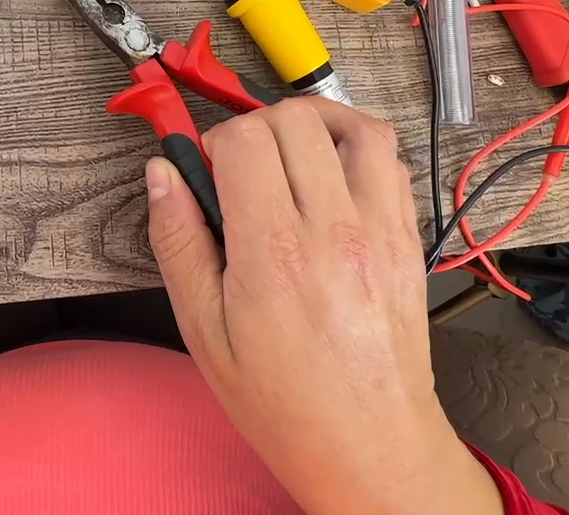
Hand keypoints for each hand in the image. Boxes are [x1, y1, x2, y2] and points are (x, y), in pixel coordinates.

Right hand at [146, 100, 500, 514]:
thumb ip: (177, 241)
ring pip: (352, 125)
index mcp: (273, 250)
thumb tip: (161, 172)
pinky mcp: (407, 236)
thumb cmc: (281, 398)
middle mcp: (333, 228)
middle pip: (293, 120)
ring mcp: (379, 229)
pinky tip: (330, 173)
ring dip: (312, 122)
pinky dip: (356, 145)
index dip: (214, 141)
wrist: (374, 449)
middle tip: (242, 166)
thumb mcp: (202, 330)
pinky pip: (390, 158)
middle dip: (255, 126)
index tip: (209, 171)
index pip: (243, 139)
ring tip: (288, 152)